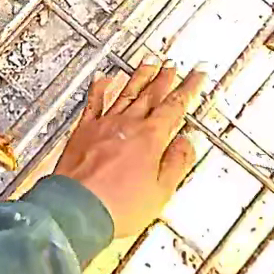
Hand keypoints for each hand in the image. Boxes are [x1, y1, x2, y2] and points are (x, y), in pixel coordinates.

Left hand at [55, 62, 204, 237]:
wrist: (76, 210)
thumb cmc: (117, 206)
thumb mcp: (161, 191)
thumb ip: (177, 163)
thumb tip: (189, 141)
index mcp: (150, 138)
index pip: (175, 106)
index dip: (189, 88)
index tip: (198, 74)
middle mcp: (128, 125)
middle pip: (151, 95)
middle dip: (165, 78)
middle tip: (173, 65)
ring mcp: (104, 125)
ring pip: (126, 93)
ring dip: (139, 77)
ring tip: (148, 63)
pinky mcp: (83, 131)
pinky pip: (94, 103)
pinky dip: (99, 89)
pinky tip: (103, 79)